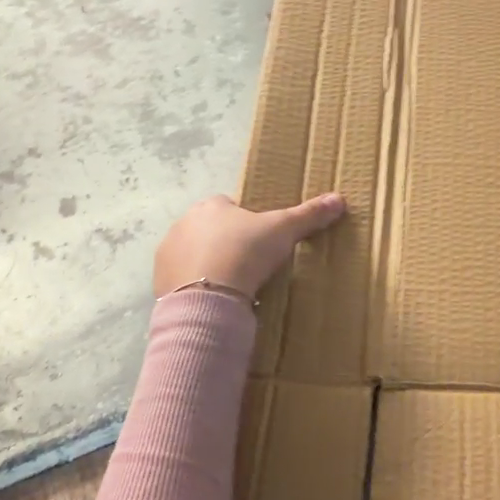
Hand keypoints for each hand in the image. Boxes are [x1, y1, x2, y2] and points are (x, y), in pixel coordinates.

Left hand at [154, 192, 346, 298]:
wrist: (209, 295)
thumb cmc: (246, 253)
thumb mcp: (283, 231)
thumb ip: (309, 215)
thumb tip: (339, 199)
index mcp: (212, 205)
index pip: (229, 207)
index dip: (245, 224)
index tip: (259, 244)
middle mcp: (184, 222)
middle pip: (209, 230)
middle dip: (225, 245)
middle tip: (249, 267)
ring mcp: (169, 252)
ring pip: (193, 254)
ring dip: (208, 266)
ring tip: (232, 287)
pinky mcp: (160, 279)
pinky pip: (181, 280)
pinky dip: (195, 287)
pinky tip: (214, 300)